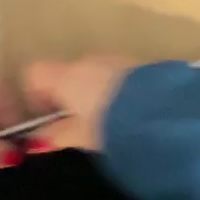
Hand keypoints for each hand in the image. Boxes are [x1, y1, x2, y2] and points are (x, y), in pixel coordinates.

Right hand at [22, 56, 136, 151]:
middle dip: (68, 96)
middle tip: (76, 125)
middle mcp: (88, 61)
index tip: (45, 118)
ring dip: (93, 92)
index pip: (35, 73)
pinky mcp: (140, 64)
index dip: (35, 94)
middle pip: (66, 73)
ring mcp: (116, 59)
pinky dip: (115, 90)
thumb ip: (57, 135)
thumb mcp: (83, 135)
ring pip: (93, 73)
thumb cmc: (113, 124)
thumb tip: (37, 140)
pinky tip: (126, 112)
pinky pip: (117, 74)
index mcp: (67, 76)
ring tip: (105, 122)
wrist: (164, 110)